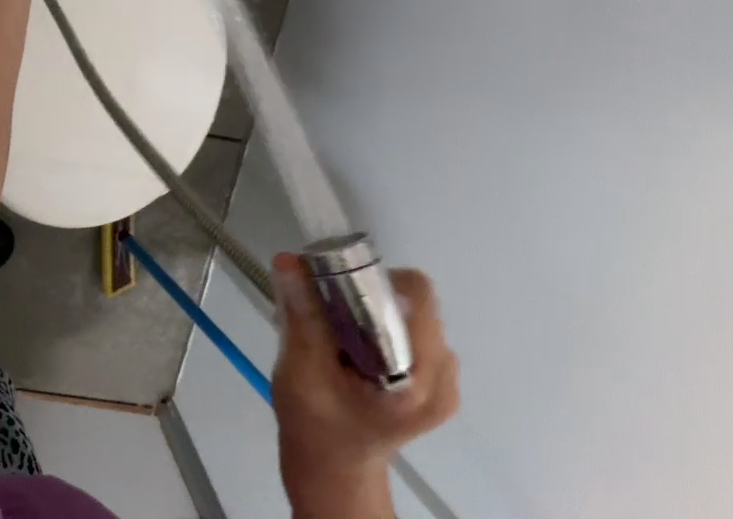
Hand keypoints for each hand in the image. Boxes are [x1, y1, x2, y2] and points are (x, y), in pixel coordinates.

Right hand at [271, 253, 459, 517]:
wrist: (332, 471)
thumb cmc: (315, 427)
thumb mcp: (299, 369)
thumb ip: (300, 313)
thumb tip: (288, 259)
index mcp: (419, 382)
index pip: (419, 300)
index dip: (377, 279)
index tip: (337, 282)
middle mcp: (443, 380)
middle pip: (414, 306)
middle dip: (369, 296)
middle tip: (330, 306)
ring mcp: (444, 384)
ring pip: (412, 318)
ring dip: (374, 311)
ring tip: (338, 328)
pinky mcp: (435, 385)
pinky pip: (413, 335)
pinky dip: (381, 327)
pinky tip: (352, 344)